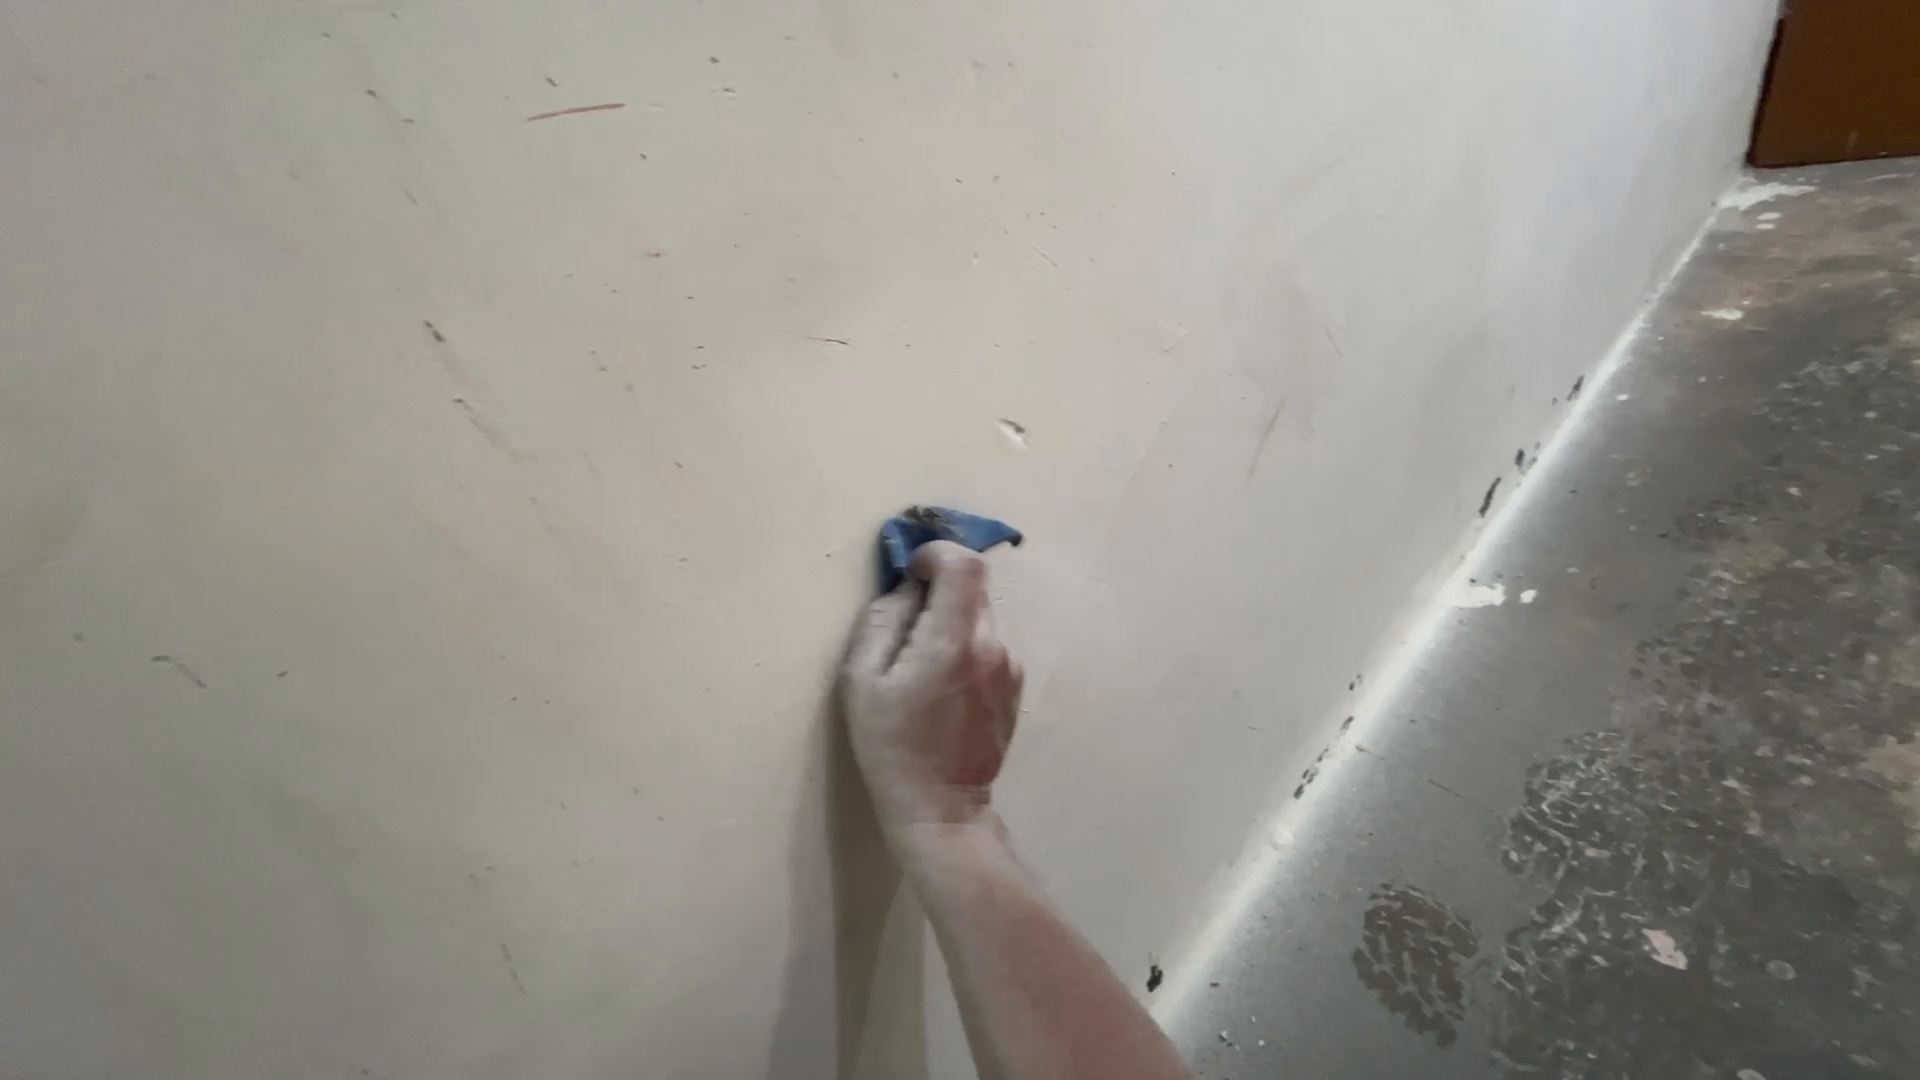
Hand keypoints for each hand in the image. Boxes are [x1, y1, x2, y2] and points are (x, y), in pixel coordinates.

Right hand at [842, 541, 1024, 835]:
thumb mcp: (863, 679)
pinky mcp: (1017, 683)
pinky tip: (947, 684)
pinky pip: (990, 641)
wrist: (941, 806)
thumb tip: (908, 587)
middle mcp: (993, 645)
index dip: (936, 554)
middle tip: (909, 622)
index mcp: (953, 641)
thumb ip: (884, 619)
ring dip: (953, 619)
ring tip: (925, 662)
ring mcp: (1012, 665)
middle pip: (973, 587)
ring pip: (982, 614)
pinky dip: (968, 643)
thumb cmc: (891, 744)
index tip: (912, 574)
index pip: (964, 564)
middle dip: (940, 589)